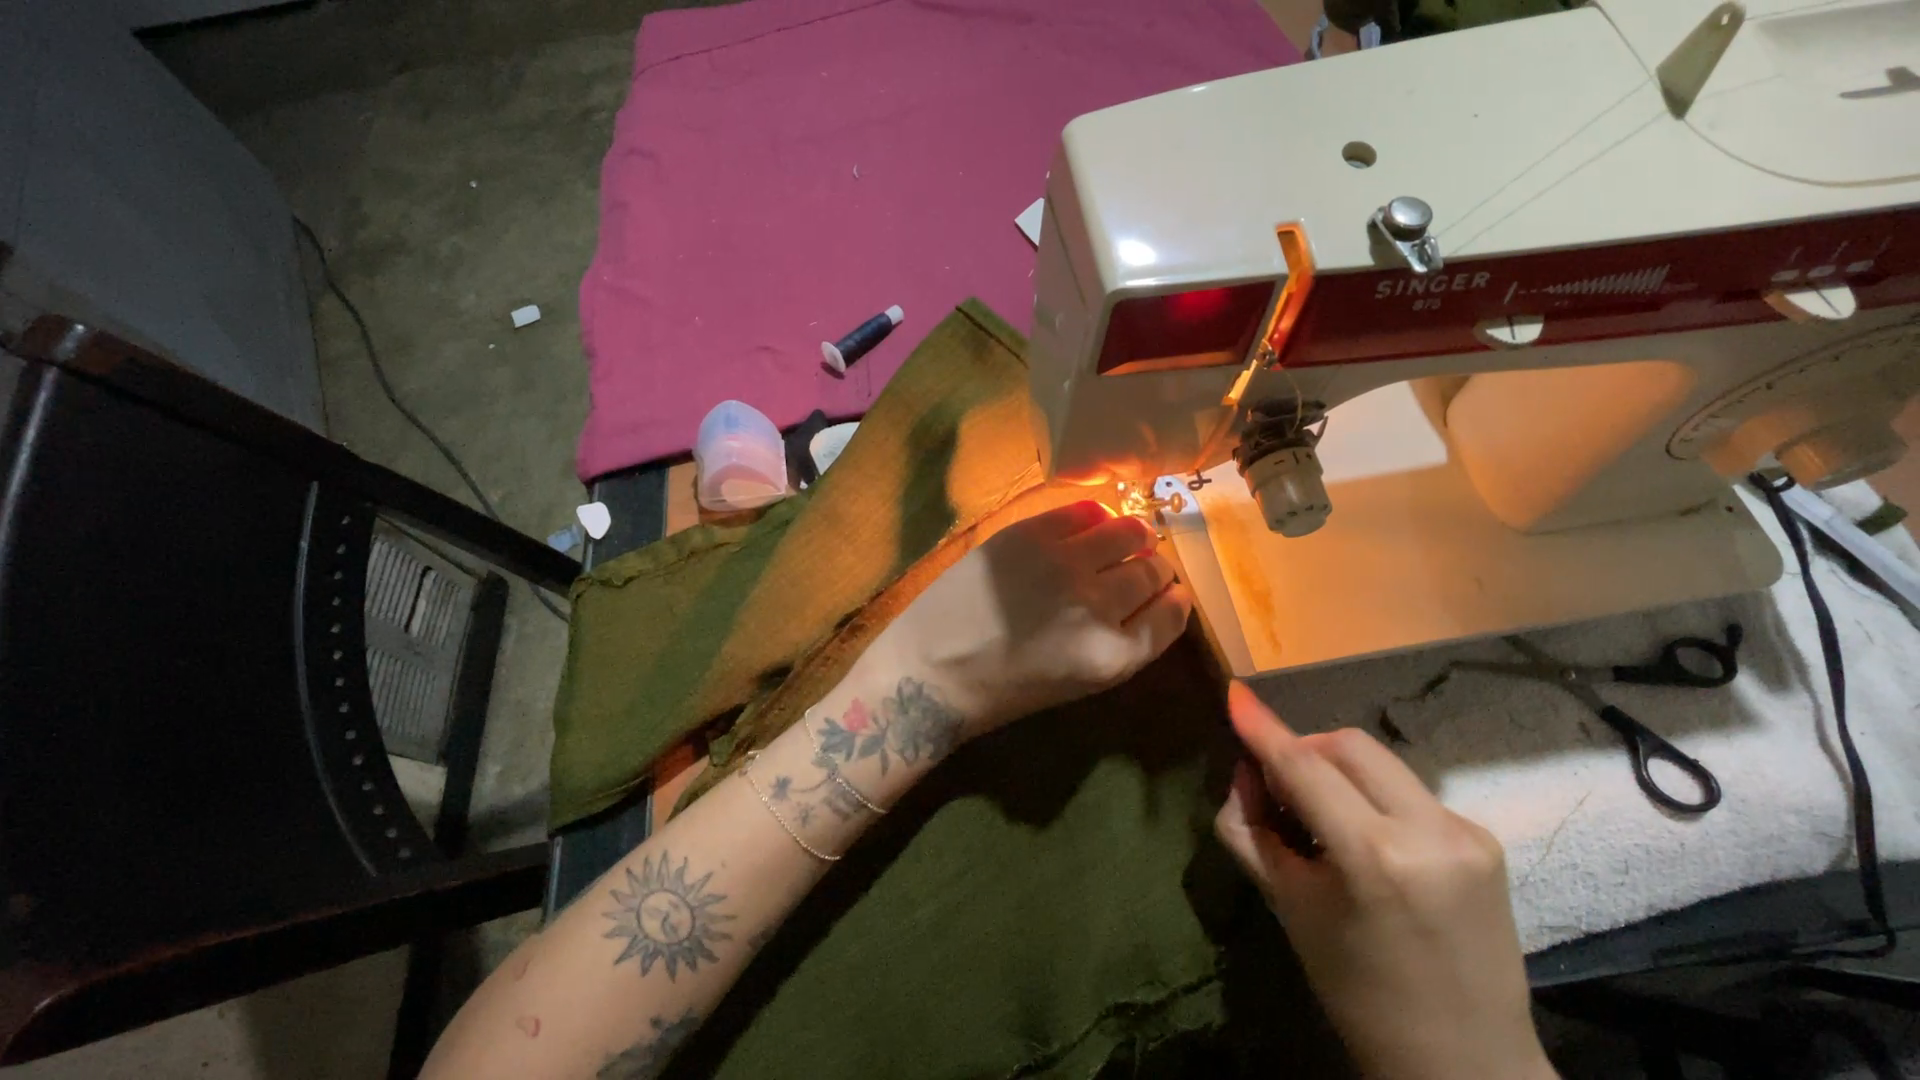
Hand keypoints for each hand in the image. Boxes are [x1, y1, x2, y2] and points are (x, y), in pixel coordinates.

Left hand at [874, 500, 1191, 734]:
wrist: (932, 672)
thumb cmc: (1002, 690)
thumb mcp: (1077, 682)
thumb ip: (1119, 643)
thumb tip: (1146, 599)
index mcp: (1114, 657)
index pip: (1171, 615)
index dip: (1174, 600)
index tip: (1169, 594)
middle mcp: (1099, 607)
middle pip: (1152, 572)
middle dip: (1153, 569)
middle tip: (1141, 565)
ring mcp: (1064, 564)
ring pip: (1127, 533)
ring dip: (1134, 536)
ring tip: (1124, 538)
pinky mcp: (1030, 534)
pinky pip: (1084, 511)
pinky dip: (1096, 515)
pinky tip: (1091, 523)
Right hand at [1213, 683, 1552, 1079]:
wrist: (1461, 1058)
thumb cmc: (1356, 990)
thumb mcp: (1288, 907)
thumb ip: (1252, 830)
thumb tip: (1245, 771)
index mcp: (1374, 856)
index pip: (1304, 768)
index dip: (1264, 729)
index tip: (1235, 694)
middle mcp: (1429, 829)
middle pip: (1348, 745)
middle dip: (1304, 749)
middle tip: (1278, 785)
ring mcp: (1467, 831)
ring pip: (1381, 762)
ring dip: (1339, 772)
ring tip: (1321, 816)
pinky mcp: (1486, 839)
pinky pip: (1410, 792)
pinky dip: (1374, 798)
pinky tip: (1368, 839)